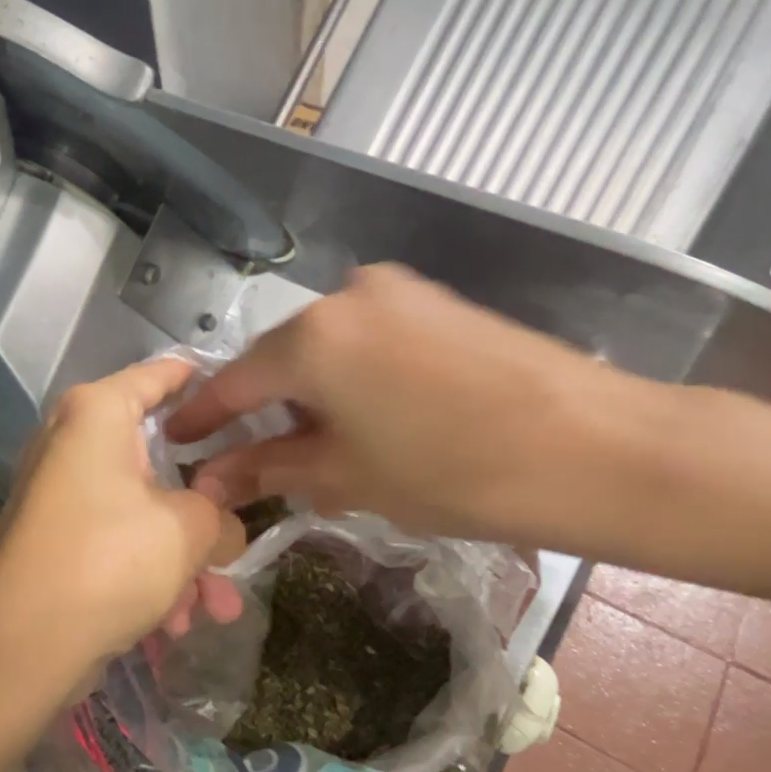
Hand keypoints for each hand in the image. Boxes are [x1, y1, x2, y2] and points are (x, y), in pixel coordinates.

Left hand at [0, 359, 246, 686]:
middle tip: (242, 528)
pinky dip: (149, 575)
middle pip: (158, 458)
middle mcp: (71, 442)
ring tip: (219, 609)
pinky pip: (116, 542)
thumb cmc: (110, 561)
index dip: (207, 381)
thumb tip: (227, 527)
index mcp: (97, 414)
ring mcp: (58, 493)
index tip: (246, 394)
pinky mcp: (54, 540)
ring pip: (143, 512)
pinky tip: (177, 624)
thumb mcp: (189, 532)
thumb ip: (222, 514)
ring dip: (185, 559)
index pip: (162, 374)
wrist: (21, 648)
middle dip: (207, 509)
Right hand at [167, 263, 630, 542]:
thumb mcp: (346, 477)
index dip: (202, 416)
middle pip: (281, 357)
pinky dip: (351, 377)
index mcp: (311, 336)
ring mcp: (397, 292)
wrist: (593, 448)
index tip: (177, 443)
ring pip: (327, 346)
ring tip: (317, 448)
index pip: (234, 379)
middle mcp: (346, 295)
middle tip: (253, 460)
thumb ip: (266, 468)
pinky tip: (368, 420)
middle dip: (262, 408)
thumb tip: (208, 479)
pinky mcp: (437, 301)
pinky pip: (368, 337)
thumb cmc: (452, 472)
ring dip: (310, 394)